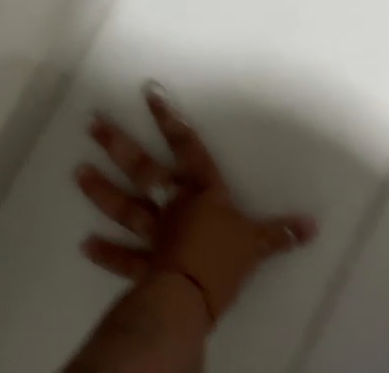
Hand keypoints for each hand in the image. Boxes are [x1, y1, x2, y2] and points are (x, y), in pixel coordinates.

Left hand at [74, 83, 316, 323]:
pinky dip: (105, 252)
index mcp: (202, 192)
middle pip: (143, 169)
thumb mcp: (258, 244)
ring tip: (77, 170)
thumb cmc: (224, 260)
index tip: (150, 93)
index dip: (170, 120)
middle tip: (92, 122)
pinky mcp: (143, 265)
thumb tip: (311, 225)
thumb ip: (280, 233)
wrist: (192, 296)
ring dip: (100, 190)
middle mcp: (173, 205)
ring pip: (124, 206)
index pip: (187, 147)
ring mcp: (153, 233)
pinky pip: (123, 257)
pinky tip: (85, 243)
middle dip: (117, 144)